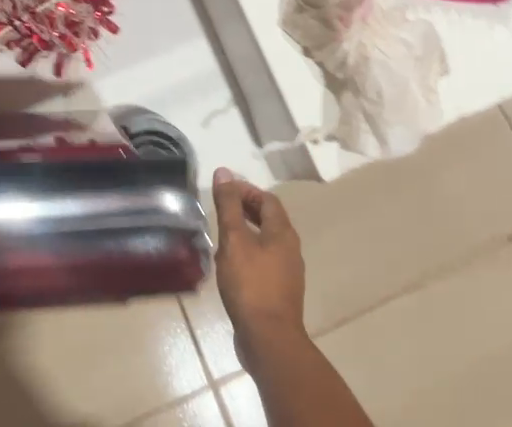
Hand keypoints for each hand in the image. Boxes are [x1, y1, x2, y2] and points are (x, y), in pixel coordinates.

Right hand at [212, 168, 306, 354]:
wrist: (268, 339)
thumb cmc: (251, 284)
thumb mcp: (234, 240)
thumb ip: (229, 206)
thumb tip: (224, 172)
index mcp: (283, 233)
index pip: (267, 200)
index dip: (246, 190)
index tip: (224, 191)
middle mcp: (290, 249)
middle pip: (270, 220)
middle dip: (246, 209)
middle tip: (221, 208)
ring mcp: (287, 273)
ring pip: (267, 242)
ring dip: (247, 232)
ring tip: (222, 235)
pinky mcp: (279, 293)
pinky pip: (264, 263)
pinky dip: (248, 254)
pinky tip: (230, 265)